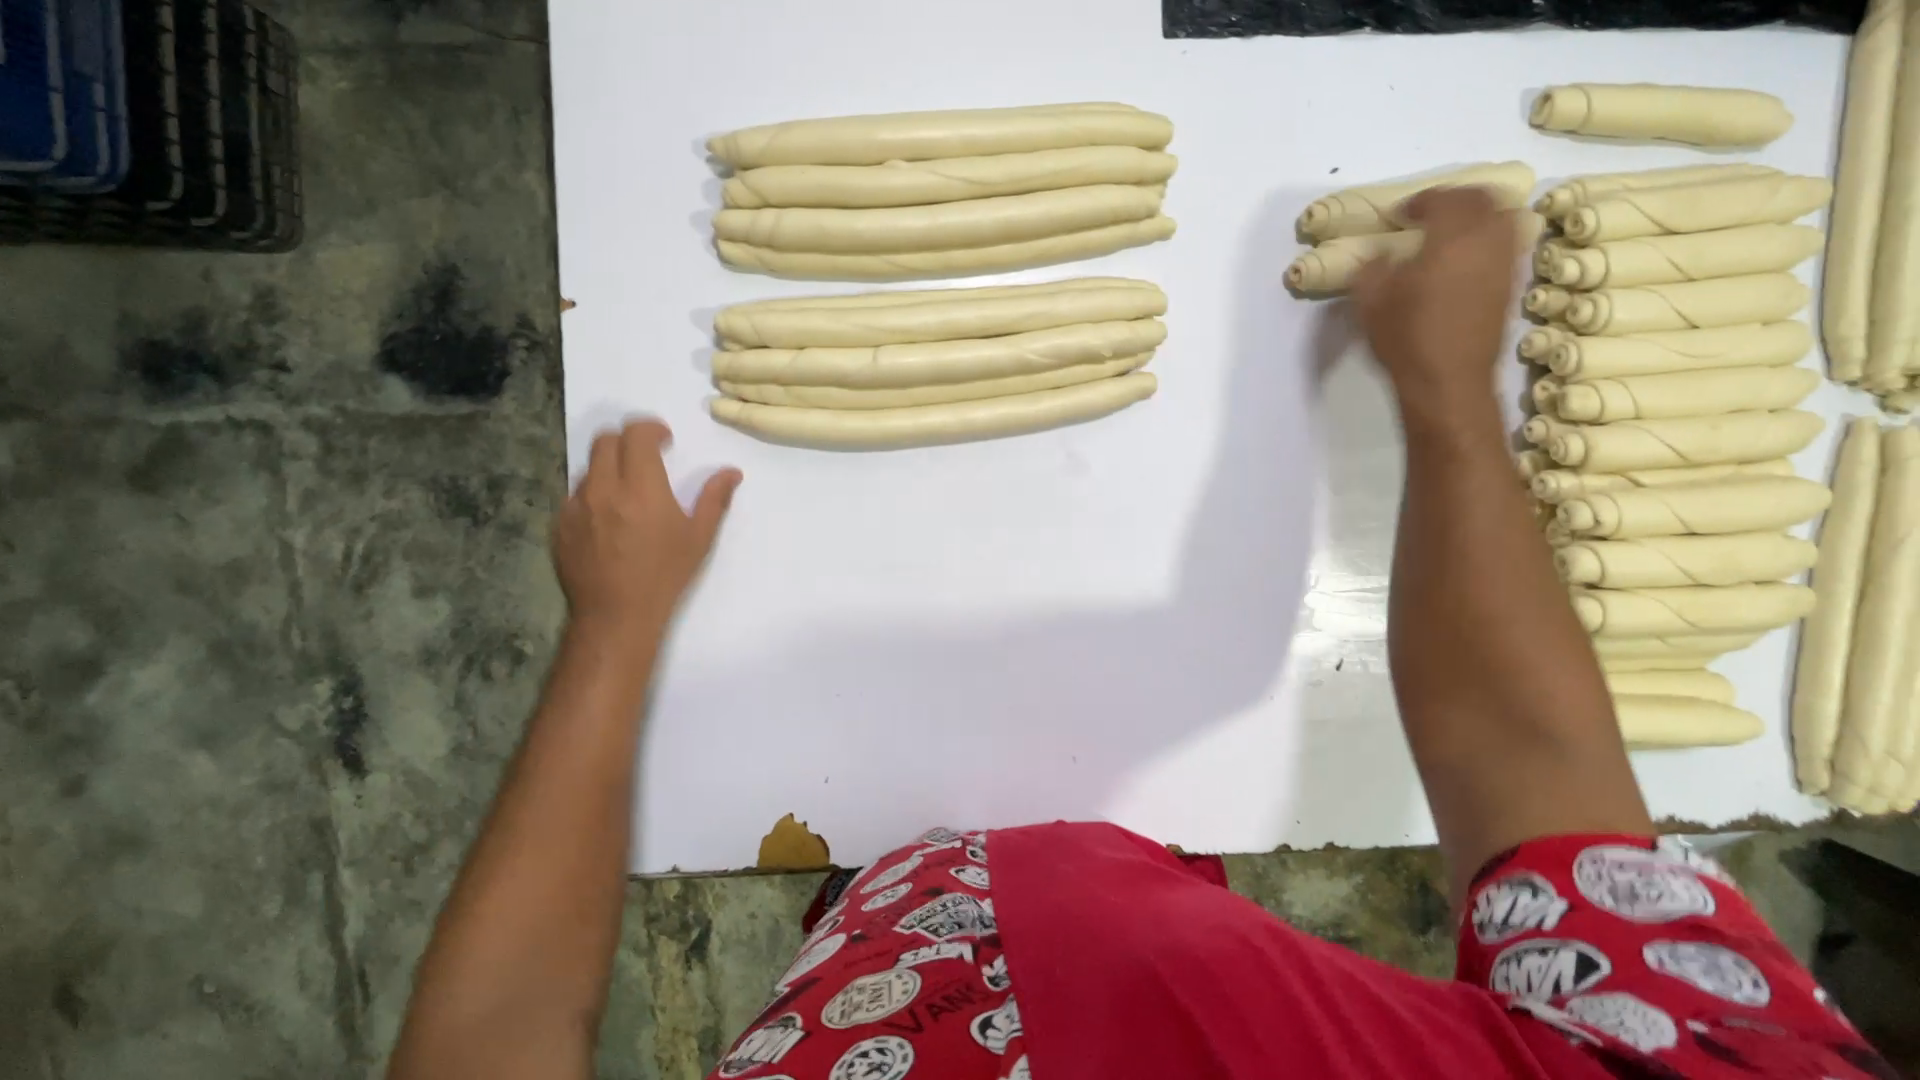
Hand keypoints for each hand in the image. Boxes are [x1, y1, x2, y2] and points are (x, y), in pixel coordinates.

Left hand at [553, 420, 741, 638]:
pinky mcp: (560, 525)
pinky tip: (608, 521)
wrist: (616, 616)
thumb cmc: (665, 576)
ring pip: (589, 468)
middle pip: (605, 440)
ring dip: (609, 469)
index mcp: (641, 487)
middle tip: (645, 457)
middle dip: (627, 440)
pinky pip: (574, 497)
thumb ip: (714, 498)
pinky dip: (592, 497)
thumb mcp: (698, 538)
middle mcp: (603, 488)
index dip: (651, 429)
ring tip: (627, 493)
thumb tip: (732, 473)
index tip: (664, 440)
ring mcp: (575, 506)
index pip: (636, 434)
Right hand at [1351, 186, 1522, 427]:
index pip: (1443, 200)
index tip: (1401, 214)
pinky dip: (1489, 239)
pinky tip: (1466, 258)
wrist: (1448, 381)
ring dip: (1479, 216)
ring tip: (1453, 231)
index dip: (1421, 201)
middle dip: (1456, 200)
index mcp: (1450, 239)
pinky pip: (1508, 243)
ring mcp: (1505, 262)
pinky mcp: (1511, 284)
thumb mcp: (1371, 302)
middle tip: (1430, 213)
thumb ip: (1373, 267)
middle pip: (1483, 199)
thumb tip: (1382, 253)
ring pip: (1504, 217)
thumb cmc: (1406, 339)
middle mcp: (1487, 242)